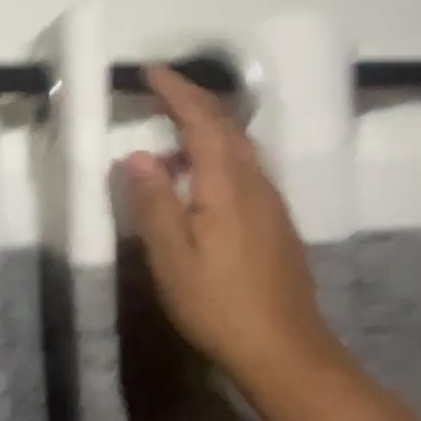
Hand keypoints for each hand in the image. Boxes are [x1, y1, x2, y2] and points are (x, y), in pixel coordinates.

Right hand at [122, 65, 344, 384]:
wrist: (283, 348)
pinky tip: (199, 182)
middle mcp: (256, 182)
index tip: (151, 71)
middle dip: (194, 102)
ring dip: (206, 130)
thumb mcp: (171, 256)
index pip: (202, 120)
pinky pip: (245, 171)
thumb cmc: (218, 303)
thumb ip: (153, 201)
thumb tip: (137, 156)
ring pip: (239, 149)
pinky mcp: (275, 224)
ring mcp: (271, 203)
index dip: (178, 92)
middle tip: (160, 92)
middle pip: (227, 127)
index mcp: (228, 183)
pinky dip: (218, 157)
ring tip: (170, 139)